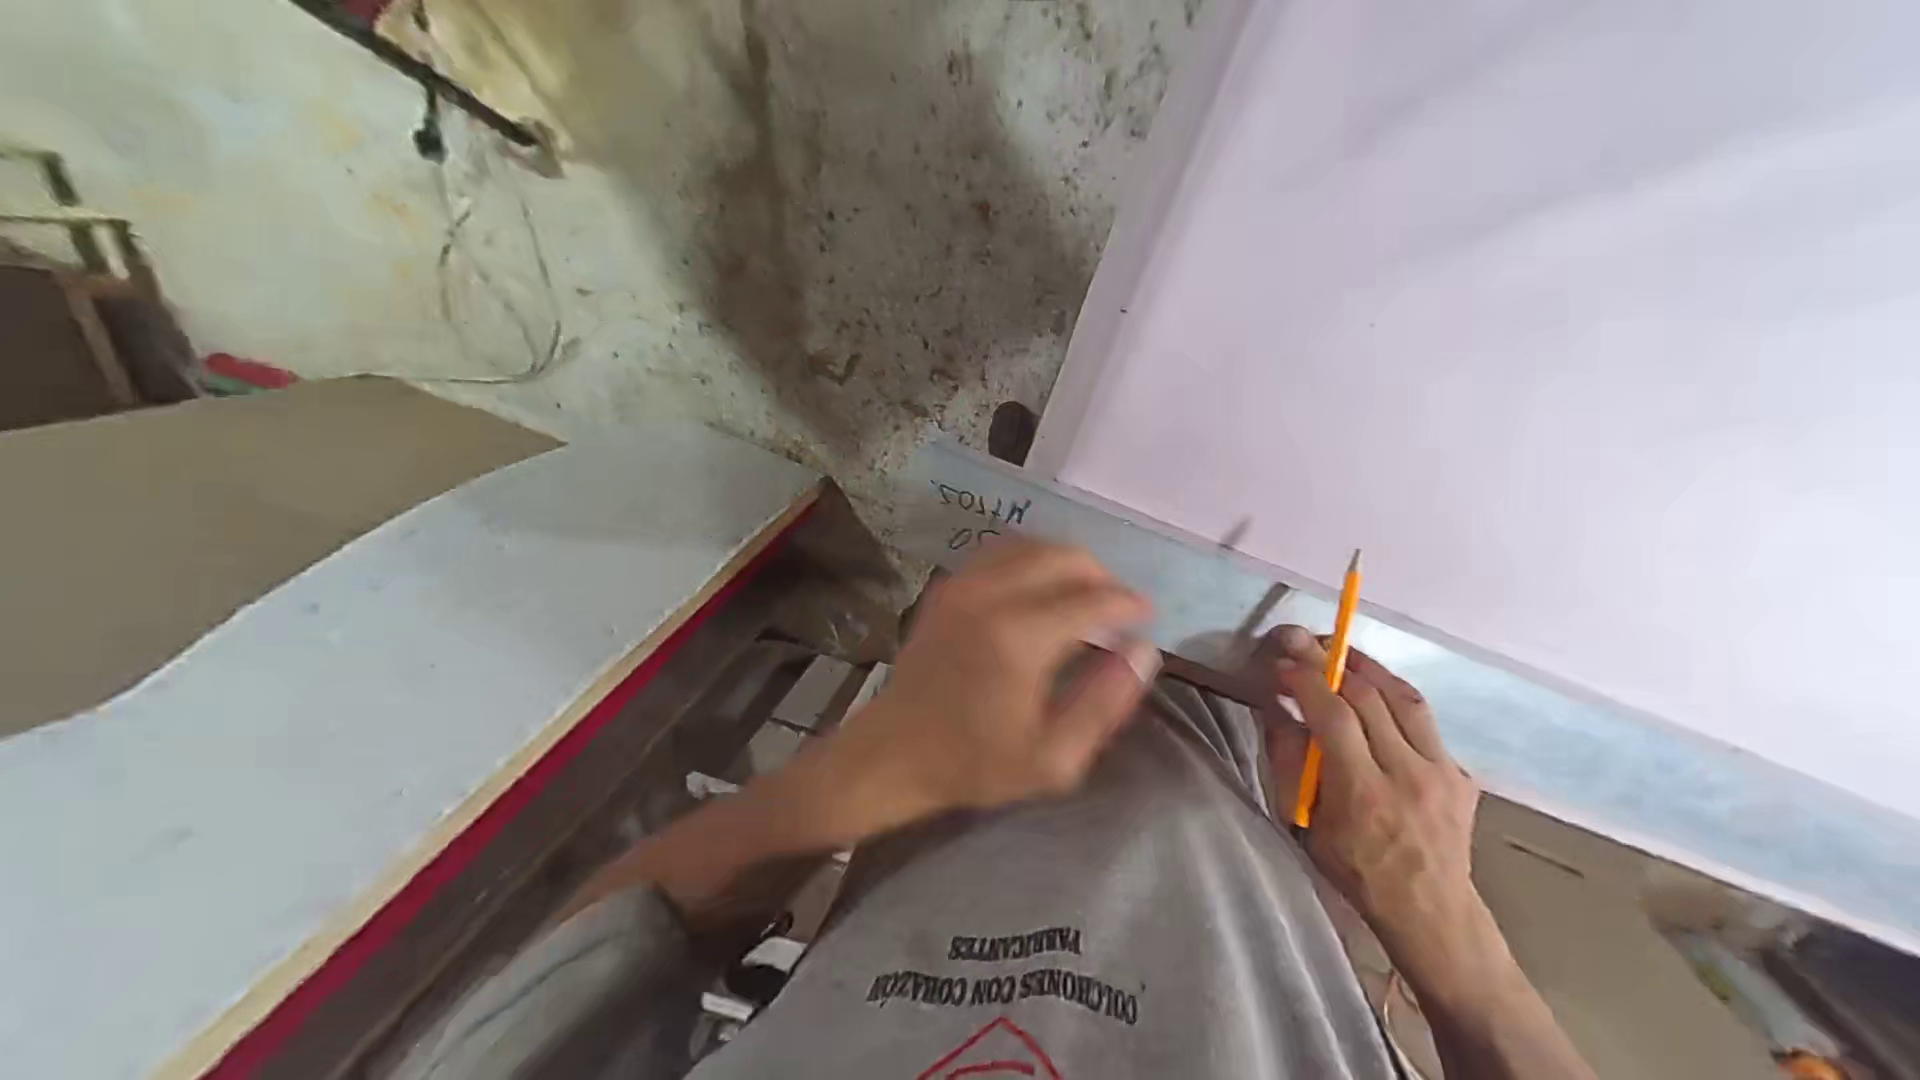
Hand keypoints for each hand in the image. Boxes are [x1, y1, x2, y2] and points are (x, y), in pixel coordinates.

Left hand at [813, 540, 1157, 839]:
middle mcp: (991, 596)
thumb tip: (1144, 651)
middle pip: (1065, 557)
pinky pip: (999, 552)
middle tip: (1117, 609)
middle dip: (1103, 576)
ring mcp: (962, 585)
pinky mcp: (946, 587)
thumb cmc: (976, 762)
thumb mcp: (1054, 758)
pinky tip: (1041, 589)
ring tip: (1084, 597)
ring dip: (1067, 564)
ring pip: (1032, 545)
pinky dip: (1031, 560)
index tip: (1148, 616)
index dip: (1129, 603)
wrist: (895, 751)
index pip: (1094, 598)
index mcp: (1020, 638)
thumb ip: (1105, 703)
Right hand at [1266, 627, 1495, 992]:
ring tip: (1338, 649)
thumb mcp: (1305, 821)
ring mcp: (1442, 772)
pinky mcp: (1460, 772)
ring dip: (1366, 666)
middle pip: (1369, 696)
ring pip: (1403, 697)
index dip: (1306, 679)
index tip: (1281, 660)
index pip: (1335, 716)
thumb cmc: (1355, 870)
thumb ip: (1290, 760)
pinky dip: (1391, 694)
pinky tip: (1372, 689)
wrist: (1432, 911)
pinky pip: (1423, 718)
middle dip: (1329, 660)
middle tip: (1301, 641)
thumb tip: (1277, 707)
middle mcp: (1409, 774)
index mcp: (1363, 792)